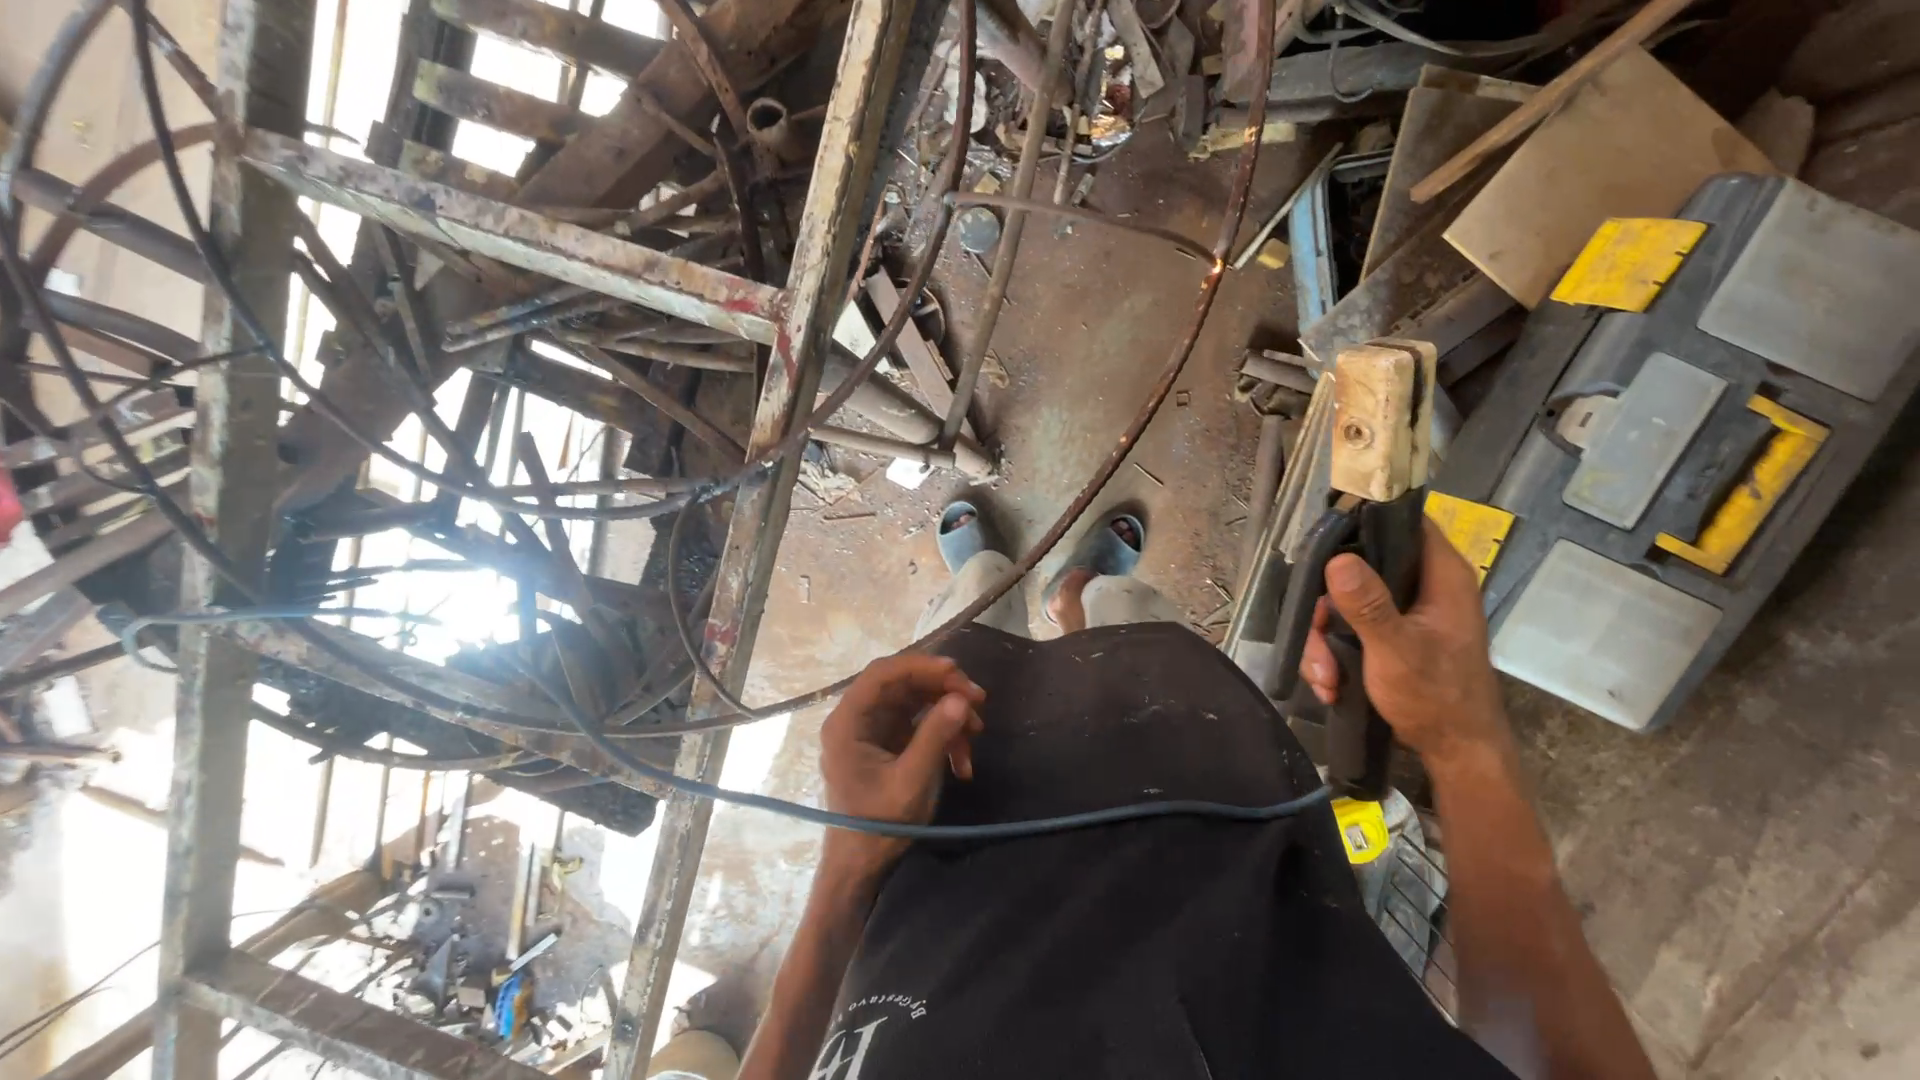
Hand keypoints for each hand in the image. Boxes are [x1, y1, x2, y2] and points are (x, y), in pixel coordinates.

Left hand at [818, 654, 985, 879]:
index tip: (956, 671)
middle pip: (902, 684)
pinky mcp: (889, 743)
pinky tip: (963, 762)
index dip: (919, 665)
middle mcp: (857, 719)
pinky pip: (920, 724)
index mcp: (847, 722)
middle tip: (978, 699)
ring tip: (977, 733)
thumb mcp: (912, 781)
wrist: (863, 866)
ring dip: (948, 712)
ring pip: (916, 702)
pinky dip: (944, 735)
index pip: (881, 674)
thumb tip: (961, 699)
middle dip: (942, 688)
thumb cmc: (879, 826)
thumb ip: (935, 736)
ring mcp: (874, 730)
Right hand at [1299, 518, 1510, 768]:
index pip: (1403, 520)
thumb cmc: (1437, 698)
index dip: (1364, 520)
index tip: (1324, 542)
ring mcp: (1405, 613)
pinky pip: (1348, 630)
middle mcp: (1424, 586)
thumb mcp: (1397, 650)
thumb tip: (1337, 559)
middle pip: (1359, 567)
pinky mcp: (1390, 636)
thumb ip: (1368, 605)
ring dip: (1324, 641)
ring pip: (1346, 603)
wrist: (1455, 752)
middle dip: (1327, 607)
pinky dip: (1333, 656)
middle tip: (1316, 633)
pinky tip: (1332, 685)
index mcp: (1440, 576)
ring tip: (1325, 677)